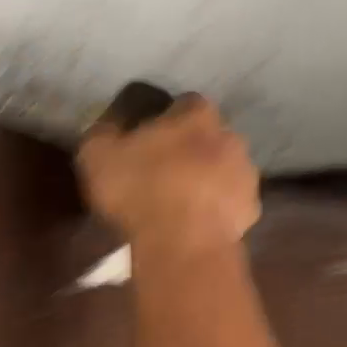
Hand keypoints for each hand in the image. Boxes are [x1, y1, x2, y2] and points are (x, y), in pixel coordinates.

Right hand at [76, 95, 261, 262]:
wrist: (179, 243)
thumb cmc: (136, 190)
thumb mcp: (96, 156)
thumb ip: (102, 132)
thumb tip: (109, 123)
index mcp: (194, 115)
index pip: (182, 103)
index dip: (162, 120)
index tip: (143, 141)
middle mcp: (229, 135)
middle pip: (206, 136)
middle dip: (186, 149)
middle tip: (157, 174)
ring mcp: (245, 172)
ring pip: (221, 168)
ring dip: (202, 179)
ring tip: (173, 203)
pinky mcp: (250, 207)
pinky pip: (227, 202)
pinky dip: (211, 208)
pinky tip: (189, 224)